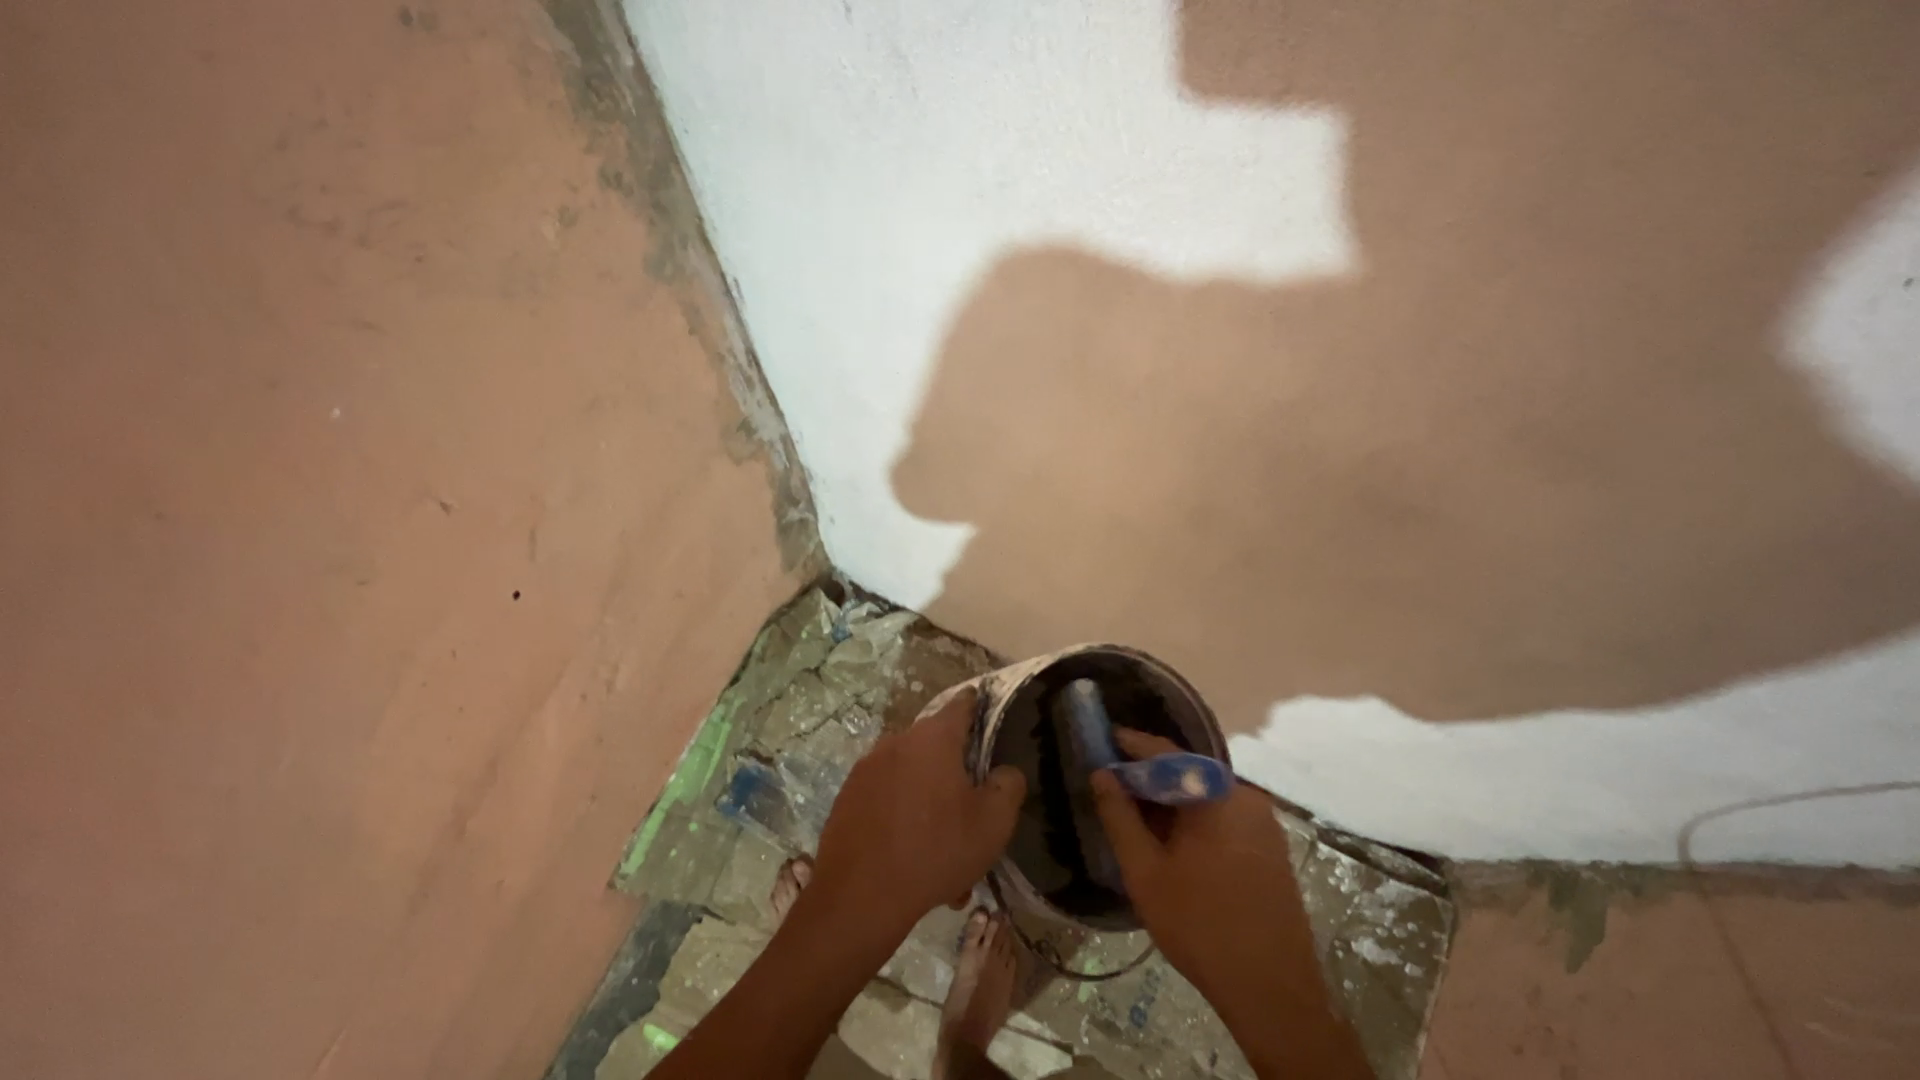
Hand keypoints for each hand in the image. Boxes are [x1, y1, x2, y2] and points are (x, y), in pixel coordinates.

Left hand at [809, 686, 1026, 937]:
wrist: (860, 895)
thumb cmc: (936, 849)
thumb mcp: (993, 822)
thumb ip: (1008, 785)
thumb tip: (1003, 771)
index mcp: (933, 738)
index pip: (962, 705)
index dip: (978, 705)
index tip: (988, 710)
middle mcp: (896, 742)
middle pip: (935, 746)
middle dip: (955, 772)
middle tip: (972, 811)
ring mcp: (866, 769)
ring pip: (911, 779)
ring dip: (930, 804)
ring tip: (945, 852)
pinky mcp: (847, 798)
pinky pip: (887, 800)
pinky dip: (903, 820)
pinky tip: (914, 860)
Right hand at [1090, 730, 1317, 1016]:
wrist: (1271, 989)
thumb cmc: (1199, 925)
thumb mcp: (1145, 871)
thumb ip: (1119, 817)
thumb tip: (1101, 774)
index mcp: (1216, 794)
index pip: (1167, 753)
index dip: (1132, 745)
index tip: (1105, 739)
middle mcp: (1246, 797)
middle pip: (1189, 774)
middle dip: (1150, 779)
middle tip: (1114, 789)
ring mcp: (1264, 824)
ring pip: (1206, 798)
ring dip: (1172, 803)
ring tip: (1138, 821)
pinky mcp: (1272, 849)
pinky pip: (1225, 819)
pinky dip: (1195, 821)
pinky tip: (1174, 848)